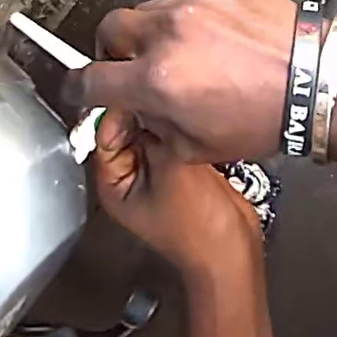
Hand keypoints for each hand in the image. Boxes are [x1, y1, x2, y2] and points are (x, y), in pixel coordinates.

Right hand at [72, 0, 296, 163]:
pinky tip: (216, 42)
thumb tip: (136, 111)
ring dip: (152, 34)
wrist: (315, 83)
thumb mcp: (198, 146)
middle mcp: (169, 35)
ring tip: (182, 55)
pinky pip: (188, 3)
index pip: (90, 79)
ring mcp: (195, 6)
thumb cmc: (266, 117)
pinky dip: (190, 22)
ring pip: (149, 11)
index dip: (78, 89)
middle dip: (111, 49)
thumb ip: (154, 127)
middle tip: (131, 66)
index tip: (80, 88)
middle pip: (109, 28)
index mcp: (157, 79)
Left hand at [91, 107, 261, 276]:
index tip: (138, 87)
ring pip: (154, 133)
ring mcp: (157, 173)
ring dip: (166, 120)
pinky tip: (193, 118)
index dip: (120, 109)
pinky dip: (182, 130)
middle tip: (161, 90)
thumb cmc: (197, 225)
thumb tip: (145, 99)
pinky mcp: (181, 170)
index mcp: (113, 183)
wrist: (232, 248)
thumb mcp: (170, 169)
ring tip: (179, 102)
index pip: (104, 134)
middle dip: (144, 112)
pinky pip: (175, 140)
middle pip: (128, 130)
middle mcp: (131, 176)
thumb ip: (155, 132)